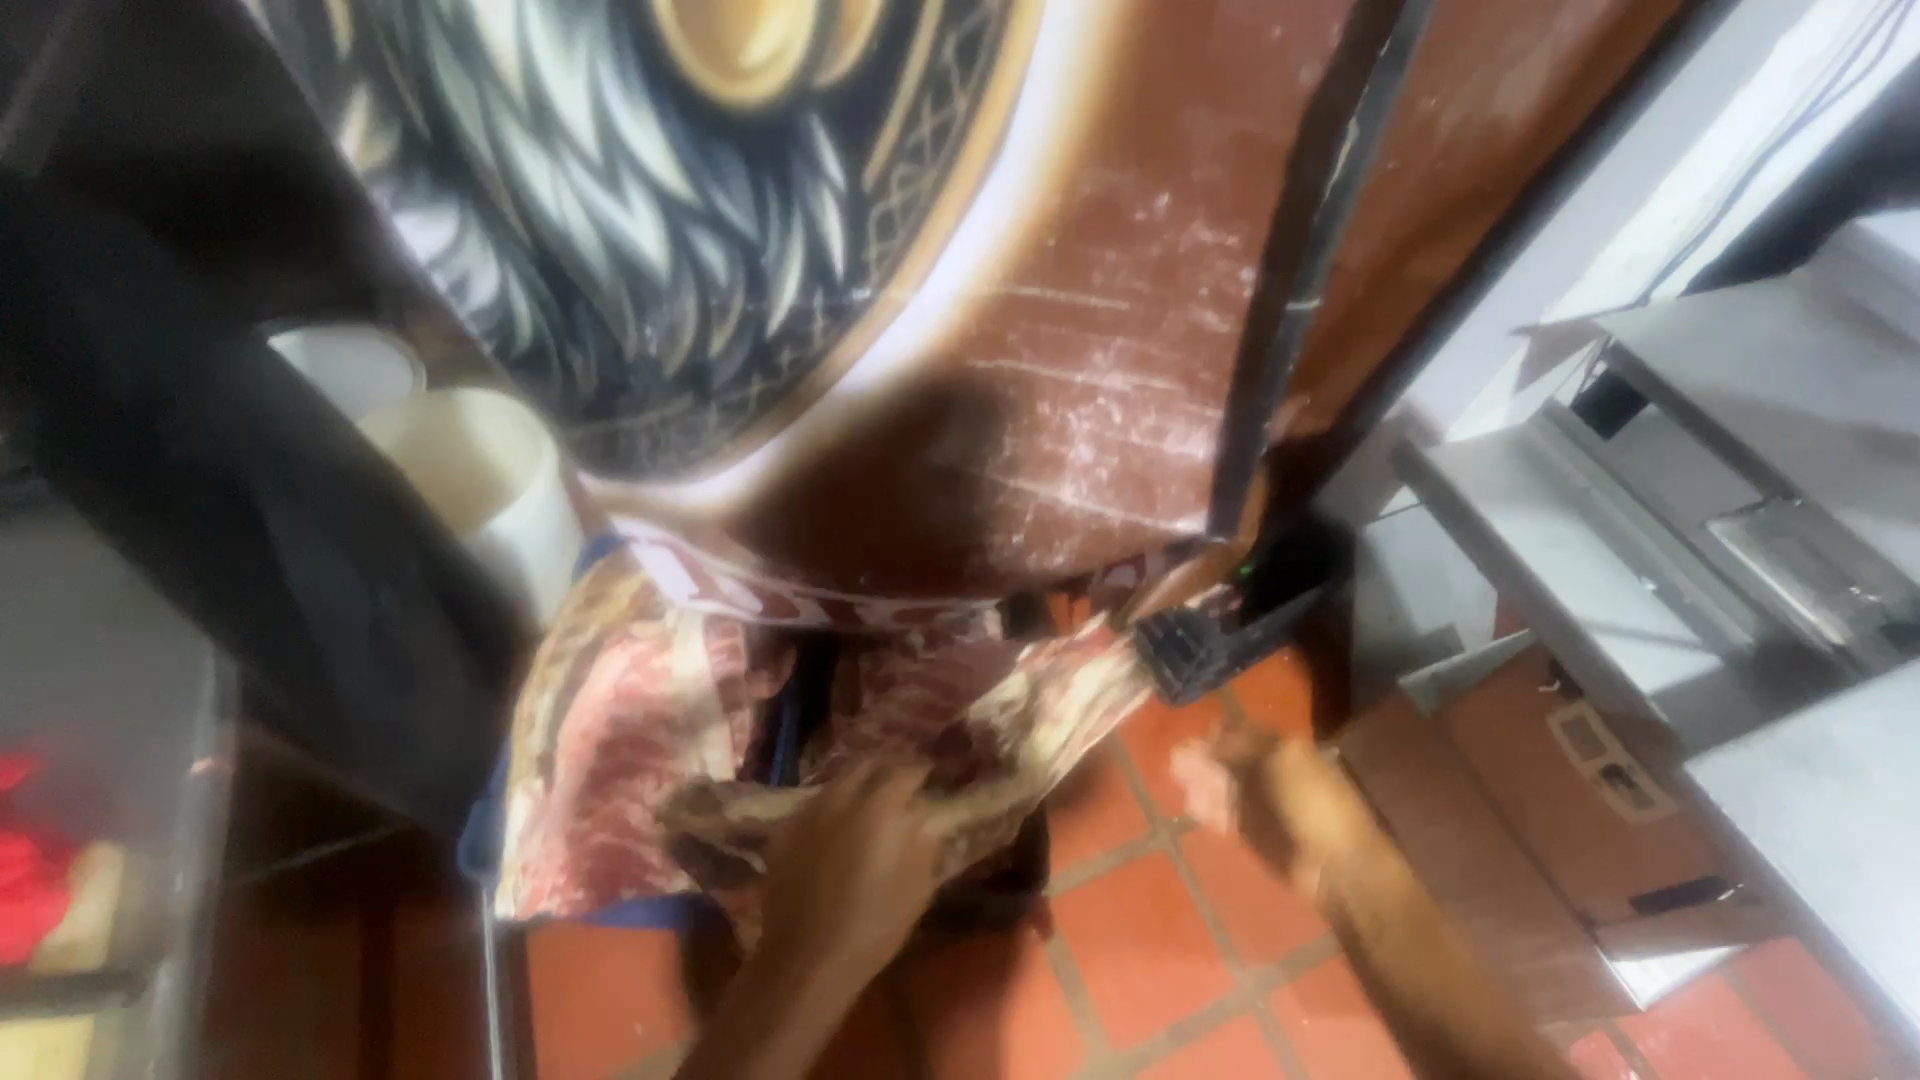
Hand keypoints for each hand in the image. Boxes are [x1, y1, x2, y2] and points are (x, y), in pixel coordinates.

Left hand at [758, 760, 942, 989]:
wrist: (804, 961)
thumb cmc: (872, 929)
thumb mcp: (917, 889)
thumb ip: (925, 843)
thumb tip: (927, 817)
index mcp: (878, 809)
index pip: (905, 770)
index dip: (922, 769)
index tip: (933, 774)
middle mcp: (839, 799)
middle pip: (865, 763)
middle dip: (887, 765)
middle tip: (902, 777)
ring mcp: (807, 813)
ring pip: (836, 781)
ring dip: (858, 782)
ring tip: (872, 797)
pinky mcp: (784, 832)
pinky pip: (814, 804)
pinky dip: (832, 804)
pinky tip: (839, 824)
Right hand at [1172, 718, 1380, 900]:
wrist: (1335, 863)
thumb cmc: (1312, 801)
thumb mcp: (1279, 759)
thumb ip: (1241, 746)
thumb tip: (1209, 738)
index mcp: (1281, 749)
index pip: (1241, 733)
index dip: (1216, 735)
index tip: (1194, 738)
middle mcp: (1268, 773)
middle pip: (1226, 760)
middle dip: (1202, 759)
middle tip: (1176, 763)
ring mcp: (1259, 804)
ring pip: (1221, 787)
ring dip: (1200, 784)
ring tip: (1180, 784)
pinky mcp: (1251, 832)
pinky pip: (1223, 816)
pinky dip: (1207, 810)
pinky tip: (1192, 808)